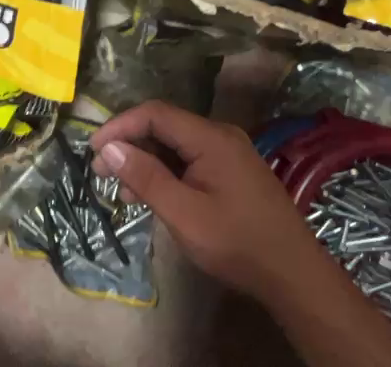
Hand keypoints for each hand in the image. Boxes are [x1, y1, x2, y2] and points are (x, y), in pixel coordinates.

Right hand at [91, 102, 328, 302]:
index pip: (154, 114)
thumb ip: (145, 177)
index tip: (94, 150)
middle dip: (130, 146)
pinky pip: (190, 159)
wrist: (296, 278)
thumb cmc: (237, 243)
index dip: (120, 126)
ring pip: (175, 145)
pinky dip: (167, 173)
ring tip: (126, 193)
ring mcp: (230, 154)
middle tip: (102, 172)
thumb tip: (108, 147)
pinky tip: (155, 197)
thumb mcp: (183, 213)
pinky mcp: (233, 173)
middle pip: (164, 126)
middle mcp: (221, 136)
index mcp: (211, 138)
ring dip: (146, 162)